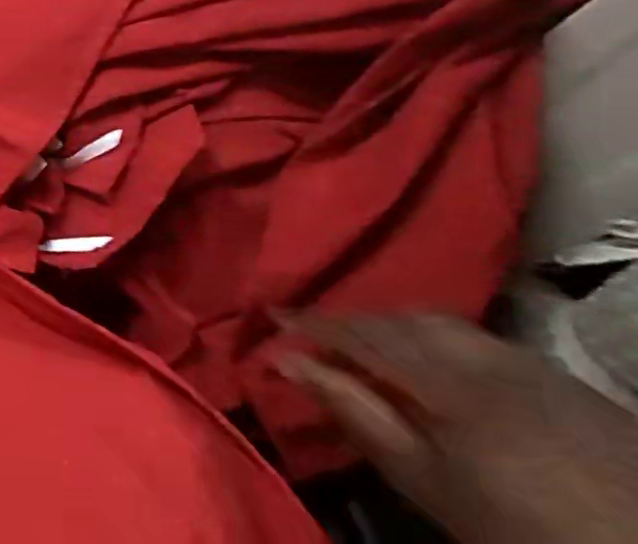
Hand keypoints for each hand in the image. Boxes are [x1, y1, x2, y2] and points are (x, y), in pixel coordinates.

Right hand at [279, 314, 637, 543]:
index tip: (269, 313)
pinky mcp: (567, 383)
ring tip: (371, 343)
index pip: (360, 334)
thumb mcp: (425, 479)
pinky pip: (482, 341)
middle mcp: (486, 357)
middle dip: (354, 320)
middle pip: (404, 320)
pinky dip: (440, 339)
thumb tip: (286, 359)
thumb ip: (355, 412)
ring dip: (396, 325)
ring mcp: (532, 366)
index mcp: (446, 379)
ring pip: (444, 325)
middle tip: (316, 332)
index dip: (311, 322)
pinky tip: (435, 361)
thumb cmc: (516, 525)